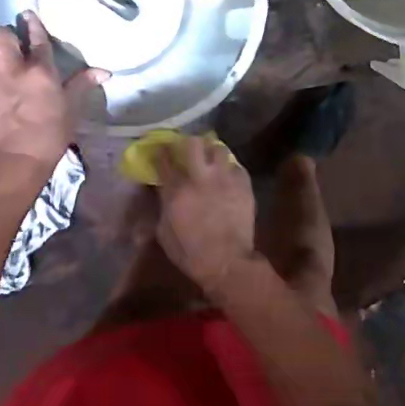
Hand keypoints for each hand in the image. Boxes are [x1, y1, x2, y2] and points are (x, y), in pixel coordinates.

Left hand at [0, 11, 106, 166]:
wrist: (16, 157)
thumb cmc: (51, 133)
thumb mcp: (72, 107)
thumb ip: (83, 84)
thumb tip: (105, 71)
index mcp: (40, 69)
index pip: (37, 37)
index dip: (32, 23)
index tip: (27, 15)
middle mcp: (11, 67)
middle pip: (0, 34)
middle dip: (3, 36)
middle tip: (7, 48)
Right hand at [152, 137, 257, 294]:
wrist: (227, 262)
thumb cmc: (190, 252)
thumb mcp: (164, 231)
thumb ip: (162, 205)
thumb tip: (161, 189)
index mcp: (177, 190)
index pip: (165, 160)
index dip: (161, 151)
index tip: (161, 150)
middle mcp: (200, 178)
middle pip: (193, 143)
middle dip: (188, 143)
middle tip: (188, 150)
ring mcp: (224, 179)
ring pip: (218, 148)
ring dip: (212, 152)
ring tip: (210, 160)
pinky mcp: (243, 185)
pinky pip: (236, 166)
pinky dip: (230, 169)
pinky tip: (227, 178)